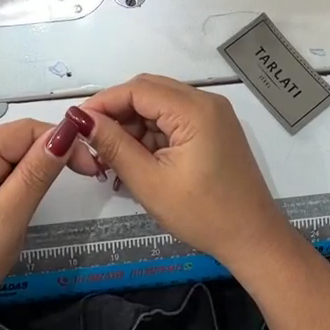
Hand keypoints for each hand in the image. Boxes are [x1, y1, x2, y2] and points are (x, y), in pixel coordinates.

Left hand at [0, 118, 69, 329]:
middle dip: (50, 157)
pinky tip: (23, 206)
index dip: (61, 141)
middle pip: (15, 142)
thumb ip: (36, 175)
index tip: (91, 168)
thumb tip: (66, 132)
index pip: (24, 130)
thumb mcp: (6, 220)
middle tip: (85, 182)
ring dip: (34, 173)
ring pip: (7, 161)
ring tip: (50, 199)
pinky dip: (16, 187)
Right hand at [80, 74, 296, 269]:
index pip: (138, 89)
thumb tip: (82, 120)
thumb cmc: (203, 214)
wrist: (253, 239)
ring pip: (159, 106)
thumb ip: (114, 145)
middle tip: (92, 142)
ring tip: (111, 159)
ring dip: (132, 126)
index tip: (76, 124)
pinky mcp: (213, 130)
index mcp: (194, 110)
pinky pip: (173, 120)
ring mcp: (212, 116)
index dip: (104, 103)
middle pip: (148, 92)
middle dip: (117, 114)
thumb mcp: (150, 182)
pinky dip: (150, 135)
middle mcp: (206, 102)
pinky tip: (135, 161)